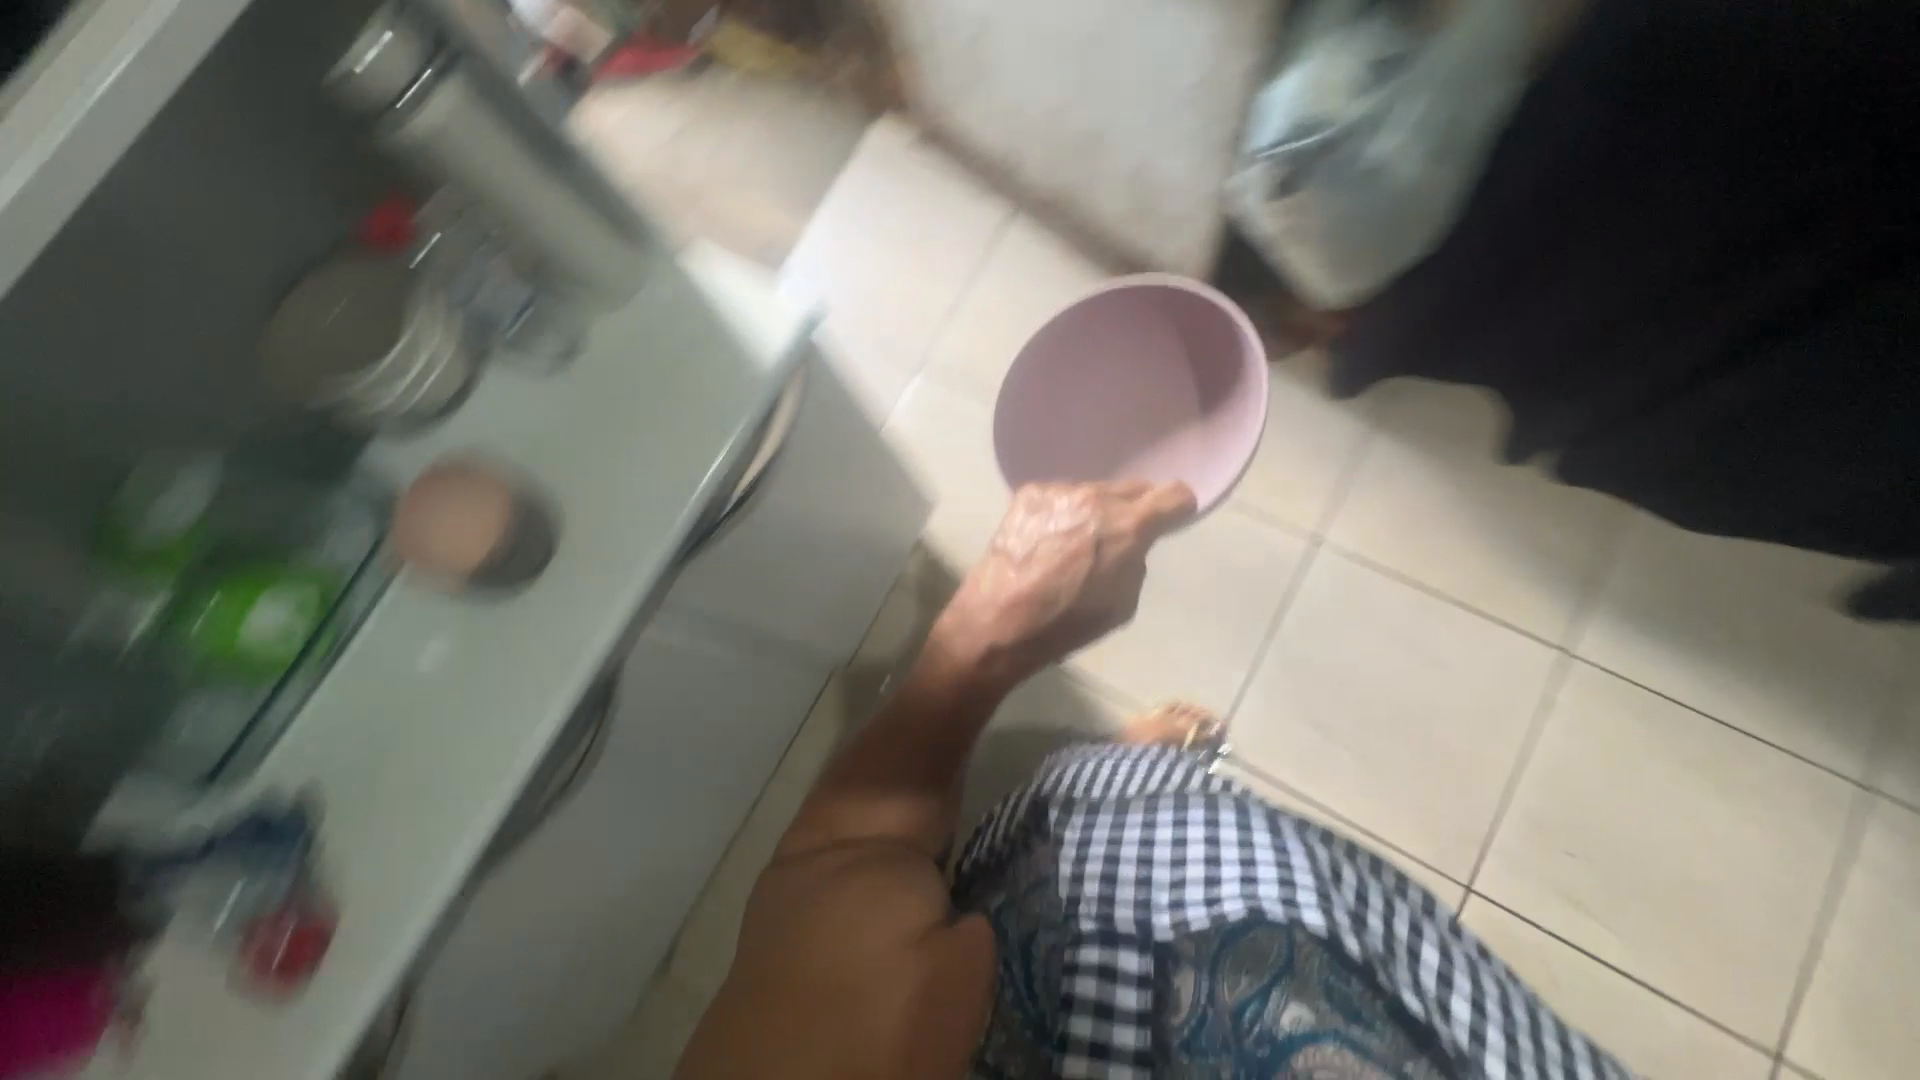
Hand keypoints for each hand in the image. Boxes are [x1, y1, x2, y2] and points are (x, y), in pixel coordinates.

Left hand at [933, 480, 1196, 686]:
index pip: (1174, 495)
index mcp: (1128, 527)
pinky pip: (1061, 497)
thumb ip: (1137, 562)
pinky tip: (1046, 540)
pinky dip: (1063, 513)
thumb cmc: (1065, 625)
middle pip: (1133, 489)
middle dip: (1134, 511)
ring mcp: (1058, 492)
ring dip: (1095, 511)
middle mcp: (1095, 497)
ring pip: (1094, 492)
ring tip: (1074, 544)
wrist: (997, 624)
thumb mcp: (1123, 604)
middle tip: (1118, 540)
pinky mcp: (1028, 494)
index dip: (1177, 510)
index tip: (1170, 523)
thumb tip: (1133, 545)